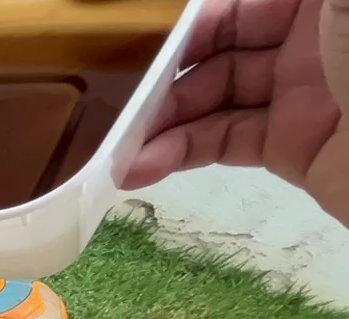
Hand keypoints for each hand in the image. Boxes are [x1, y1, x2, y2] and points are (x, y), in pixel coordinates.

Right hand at [125, 0, 348, 223]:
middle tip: (124, 115)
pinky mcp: (291, 142)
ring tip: (123, 157)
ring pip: (210, 101)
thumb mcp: (346, 7)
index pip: (241, 4)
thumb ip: (297, 1)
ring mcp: (305, 91)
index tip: (141, 51)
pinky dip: (172, 157)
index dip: (191, 25)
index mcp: (330, 2)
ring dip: (158, 129)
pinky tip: (141, 170)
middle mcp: (319, 37)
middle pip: (218, 51)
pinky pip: (218, 142)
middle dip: (164, 83)